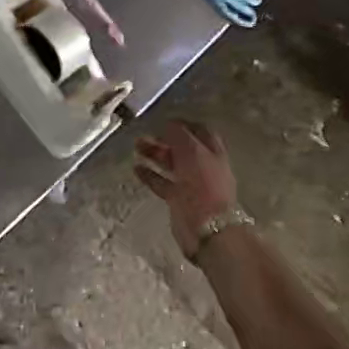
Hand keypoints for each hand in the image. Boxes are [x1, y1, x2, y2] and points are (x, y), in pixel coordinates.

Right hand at [134, 120, 238, 256]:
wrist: (207, 226)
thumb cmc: (203, 184)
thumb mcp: (192, 151)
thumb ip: (179, 135)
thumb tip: (169, 124)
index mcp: (213, 153)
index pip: (200, 132)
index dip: (184, 125)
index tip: (164, 121)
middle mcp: (203, 167)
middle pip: (183, 149)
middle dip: (164, 140)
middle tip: (144, 135)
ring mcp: (191, 184)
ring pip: (171, 165)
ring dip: (155, 154)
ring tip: (137, 147)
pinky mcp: (179, 200)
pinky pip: (162, 183)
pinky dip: (150, 175)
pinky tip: (136, 168)